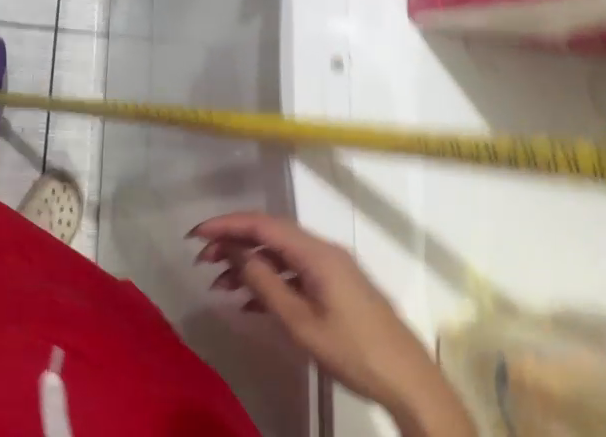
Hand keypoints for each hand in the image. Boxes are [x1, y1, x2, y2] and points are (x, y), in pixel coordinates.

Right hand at [190, 213, 443, 412]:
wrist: (409, 382)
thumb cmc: (352, 350)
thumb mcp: (299, 321)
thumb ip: (264, 281)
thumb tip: (234, 250)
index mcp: (316, 252)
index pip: (262, 224)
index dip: (226, 225)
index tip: (195, 234)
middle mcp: (324, 251)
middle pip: (270, 235)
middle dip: (233, 244)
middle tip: (202, 261)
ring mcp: (332, 269)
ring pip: (281, 255)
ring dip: (249, 265)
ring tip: (219, 285)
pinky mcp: (337, 287)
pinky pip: (294, 273)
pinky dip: (270, 281)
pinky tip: (249, 302)